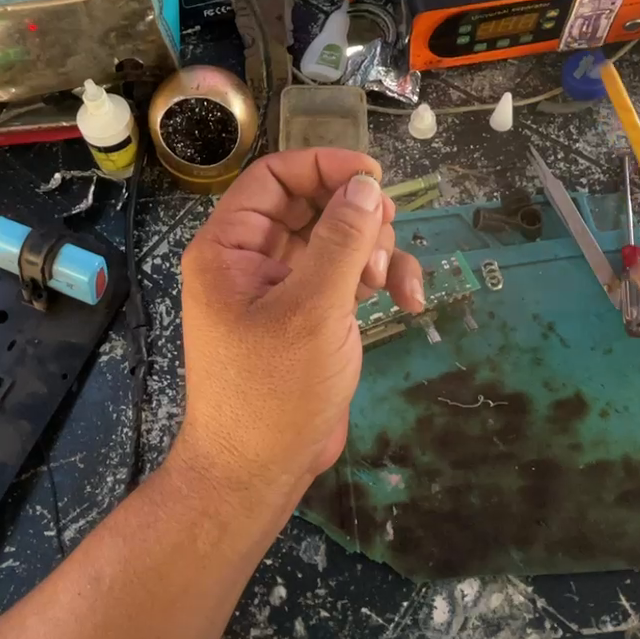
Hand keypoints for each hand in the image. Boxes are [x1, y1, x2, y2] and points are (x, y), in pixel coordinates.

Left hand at [176, 149, 424, 499]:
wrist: (261, 472)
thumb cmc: (272, 391)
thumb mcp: (310, 311)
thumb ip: (340, 242)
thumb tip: (367, 185)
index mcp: (230, 246)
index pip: (274, 178)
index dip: (324, 166)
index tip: (374, 175)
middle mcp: (254, 257)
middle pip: (313, 204)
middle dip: (357, 216)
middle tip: (387, 237)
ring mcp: (285, 285)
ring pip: (338, 238)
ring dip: (375, 251)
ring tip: (391, 283)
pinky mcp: (312, 312)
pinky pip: (349, 275)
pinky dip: (380, 280)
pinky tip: (409, 303)